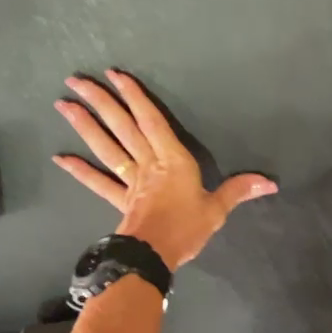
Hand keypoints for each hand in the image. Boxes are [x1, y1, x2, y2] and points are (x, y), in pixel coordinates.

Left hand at [53, 69, 277, 269]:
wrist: (152, 257)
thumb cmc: (185, 229)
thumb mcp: (217, 209)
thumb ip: (238, 191)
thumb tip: (270, 182)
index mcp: (172, 159)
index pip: (152, 119)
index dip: (135, 95)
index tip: (116, 74)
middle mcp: (147, 163)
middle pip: (121, 126)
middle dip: (100, 100)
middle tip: (75, 79)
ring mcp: (129, 181)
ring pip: (105, 146)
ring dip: (84, 124)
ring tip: (63, 104)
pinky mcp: (118, 200)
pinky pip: (97, 182)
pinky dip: (79, 169)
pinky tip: (61, 157)